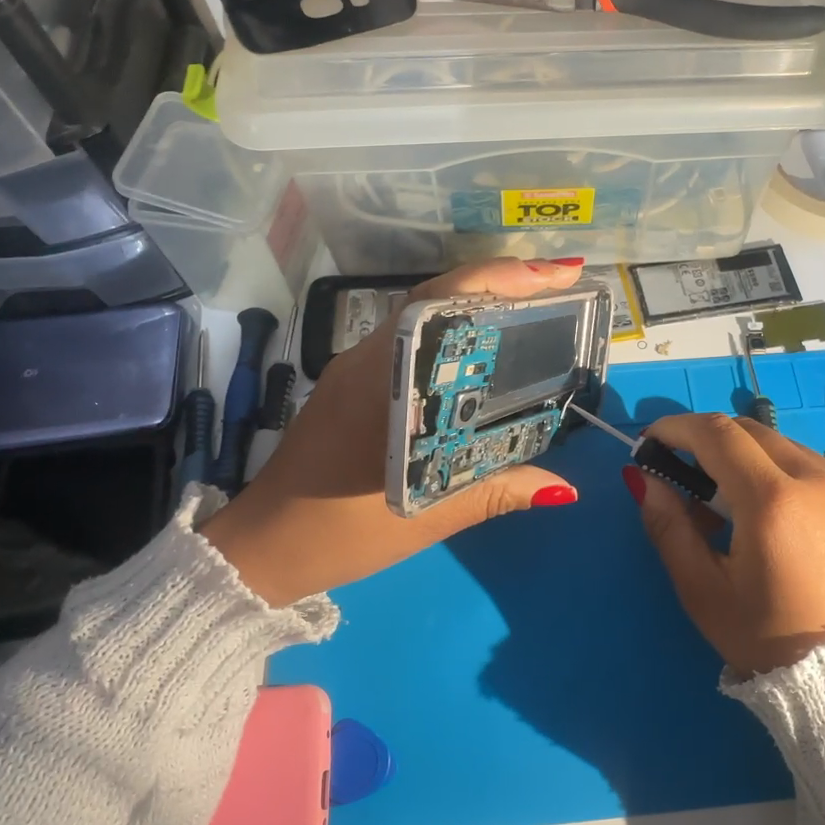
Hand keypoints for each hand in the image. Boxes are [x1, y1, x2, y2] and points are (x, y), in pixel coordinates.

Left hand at [201, 257, 586, 605]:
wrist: (261, 548)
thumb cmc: (337, 531)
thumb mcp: (424, 516)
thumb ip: (493, 492)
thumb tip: (563, 487)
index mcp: (380, 381)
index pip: (443, 304)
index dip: (501, 281)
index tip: (556, 276)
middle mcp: (367, 360)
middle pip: (437, 298)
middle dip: (501, 283)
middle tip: (561, 284)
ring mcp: (355, 369)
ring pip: (423, 317)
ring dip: (477, 303)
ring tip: (537, 306)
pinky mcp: (351, 385)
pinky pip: (409, 341)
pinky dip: (453, 333)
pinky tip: (486, 348)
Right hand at [626, 414, 824, 675]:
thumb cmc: (769, 639)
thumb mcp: (703, 591)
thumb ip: (669, 527)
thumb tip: (645, 478)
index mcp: (774, 499)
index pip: (717, 434)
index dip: (678, 428)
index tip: (654, 441)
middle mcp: (821, 479)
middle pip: (755, 433)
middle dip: (715, 444)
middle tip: (693, 479)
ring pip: (793, 451)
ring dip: (758, 464)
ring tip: (744, 511)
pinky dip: (797, 485)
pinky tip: (792, 528)